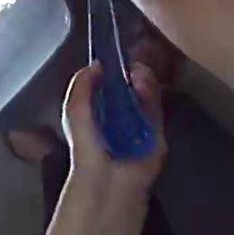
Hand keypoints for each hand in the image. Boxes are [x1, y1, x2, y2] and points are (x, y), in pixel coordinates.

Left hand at [61, 60, 165, 195]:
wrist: (106, 179)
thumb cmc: (86, 144)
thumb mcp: (75, 110)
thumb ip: (83, 85)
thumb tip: (97, 63)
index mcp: (98, 111)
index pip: (109, 85)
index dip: (113, 69)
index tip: (115, 55)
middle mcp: (121, 116)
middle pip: (131, 88)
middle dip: (131, 74)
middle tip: (131, 64)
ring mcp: (140, 125)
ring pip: (146, 96)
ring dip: (143, 81)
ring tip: (137, 72)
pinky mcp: (157, 135)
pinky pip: (157, 110)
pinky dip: (152, 95)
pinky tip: (144, 84)